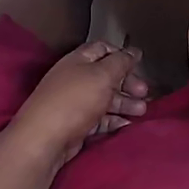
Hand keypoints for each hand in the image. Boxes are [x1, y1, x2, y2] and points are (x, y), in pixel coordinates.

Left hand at [11, 41, 150, 165]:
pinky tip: (126, 125)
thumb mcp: (103, 75)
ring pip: (106, 99)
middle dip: (128, 83)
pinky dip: (114, 120)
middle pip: (107, 76)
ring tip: (141, 111)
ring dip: (125, 103)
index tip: (138, 64)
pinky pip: (100, 119)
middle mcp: (76, 79)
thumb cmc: (75, 100)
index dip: (122, 54)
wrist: (44, 139)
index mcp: (79, 61)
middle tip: (143, 91)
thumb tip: (134, 51)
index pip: (103, 49)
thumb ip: (121, 62)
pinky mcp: (76, 124)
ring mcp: (75, 103)